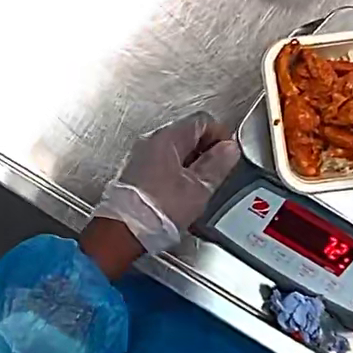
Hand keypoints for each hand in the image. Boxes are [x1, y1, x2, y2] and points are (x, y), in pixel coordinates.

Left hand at [90, 112, 240, 259]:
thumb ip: (218, 164)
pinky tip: (179, 194)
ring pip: (174, 150)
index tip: (228, 153)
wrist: (122, 232)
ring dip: (190, 164)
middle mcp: (151, 141)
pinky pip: (161, 164)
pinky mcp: (134, 173)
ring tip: (199, 187)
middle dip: (206, 151)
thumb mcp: (198, 188)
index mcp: (168, 138)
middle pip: (187, 134)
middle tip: (216, 172)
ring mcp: (140, 156)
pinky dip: (175, 173)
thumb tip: (230, 148)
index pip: (202, 120)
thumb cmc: (157, 210)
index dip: (220, 134)